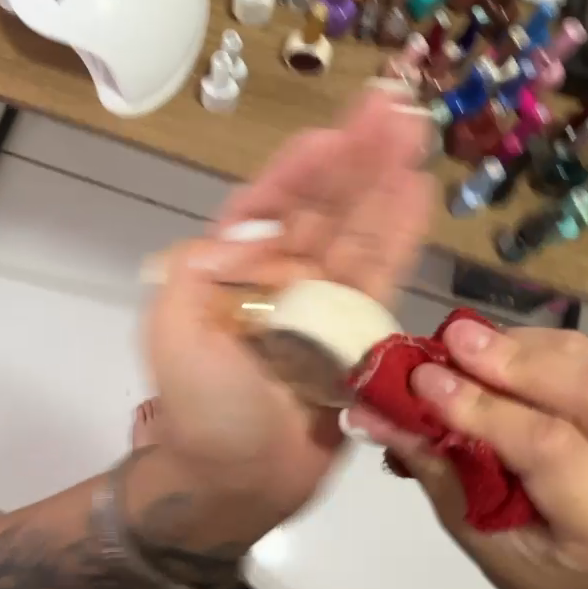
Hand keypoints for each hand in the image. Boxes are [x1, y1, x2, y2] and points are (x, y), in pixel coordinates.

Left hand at [143, 92, 434, 520]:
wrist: (237, 481)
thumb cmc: (199, 408)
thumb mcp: (171, 329)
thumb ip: (197, 268)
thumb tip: (256, 229)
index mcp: (232, 268)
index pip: (270, 204)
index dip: (301, 168)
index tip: (331, 131)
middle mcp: (281, 275)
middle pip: (323, 206)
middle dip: (354, 158)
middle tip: (391, 107)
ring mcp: (322, 301)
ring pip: (357, 231)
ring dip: (383, 183)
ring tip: (411, 134)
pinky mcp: (359, 331)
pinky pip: (380, 277)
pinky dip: (398, 237)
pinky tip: (416, 196)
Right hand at [351, 323, 587, 588]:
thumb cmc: (524, 567)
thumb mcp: (469, 529)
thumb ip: (429, 462)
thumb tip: (366, 410)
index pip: (554, 452)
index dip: (486, 408)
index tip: (422, 378)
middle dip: (521, 361)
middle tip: (453, 338)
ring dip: (527, 348)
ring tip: (466, 342)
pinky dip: (539, 347)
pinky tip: (497, 349)